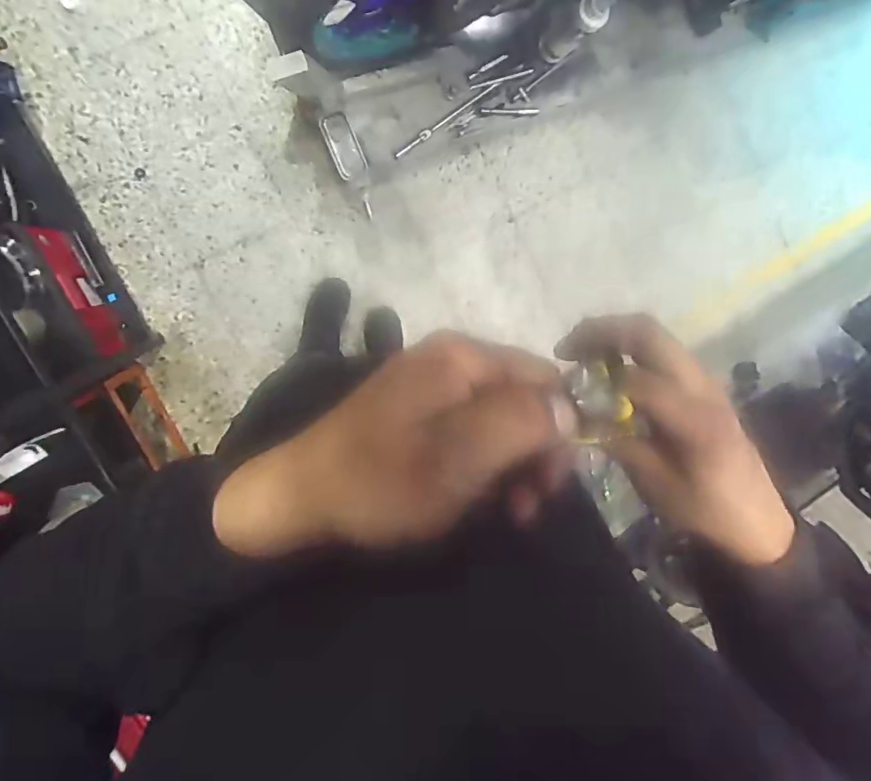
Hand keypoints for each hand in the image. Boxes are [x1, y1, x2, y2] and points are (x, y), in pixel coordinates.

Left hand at [213, 332, 576, 557]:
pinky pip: (468, 428)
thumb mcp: (457, 457)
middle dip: (534, 451)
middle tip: (527, 507)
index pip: (544, 378)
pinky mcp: (414, 409)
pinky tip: (474, 496)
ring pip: (498, 417)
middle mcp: (450, 358)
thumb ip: (520, 423)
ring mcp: (429, 383)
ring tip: (504, 512)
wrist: (298, 498)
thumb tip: (572, 406)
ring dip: (510, 464)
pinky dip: (481, 462)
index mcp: (462, 358)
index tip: (550, 483)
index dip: (560, 428)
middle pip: (522, 397)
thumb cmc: (380, 480)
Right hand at [557, 314, 794, 566]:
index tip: (567, 386)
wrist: (758, 521)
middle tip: (568, 348)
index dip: (596, 379)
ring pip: (655, 333)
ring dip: (614, 334)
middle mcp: (702, 386)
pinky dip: (630, 346)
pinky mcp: (702, 381)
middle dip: (601, 331)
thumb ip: (617, 441)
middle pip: (647, 333)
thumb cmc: (705, 509)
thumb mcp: (655, 484)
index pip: (636, 378)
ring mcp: (705, 378)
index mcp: (694, 418)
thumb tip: (576, 413)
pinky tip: (609, 365)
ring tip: (582, 352)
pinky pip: (662, 348)